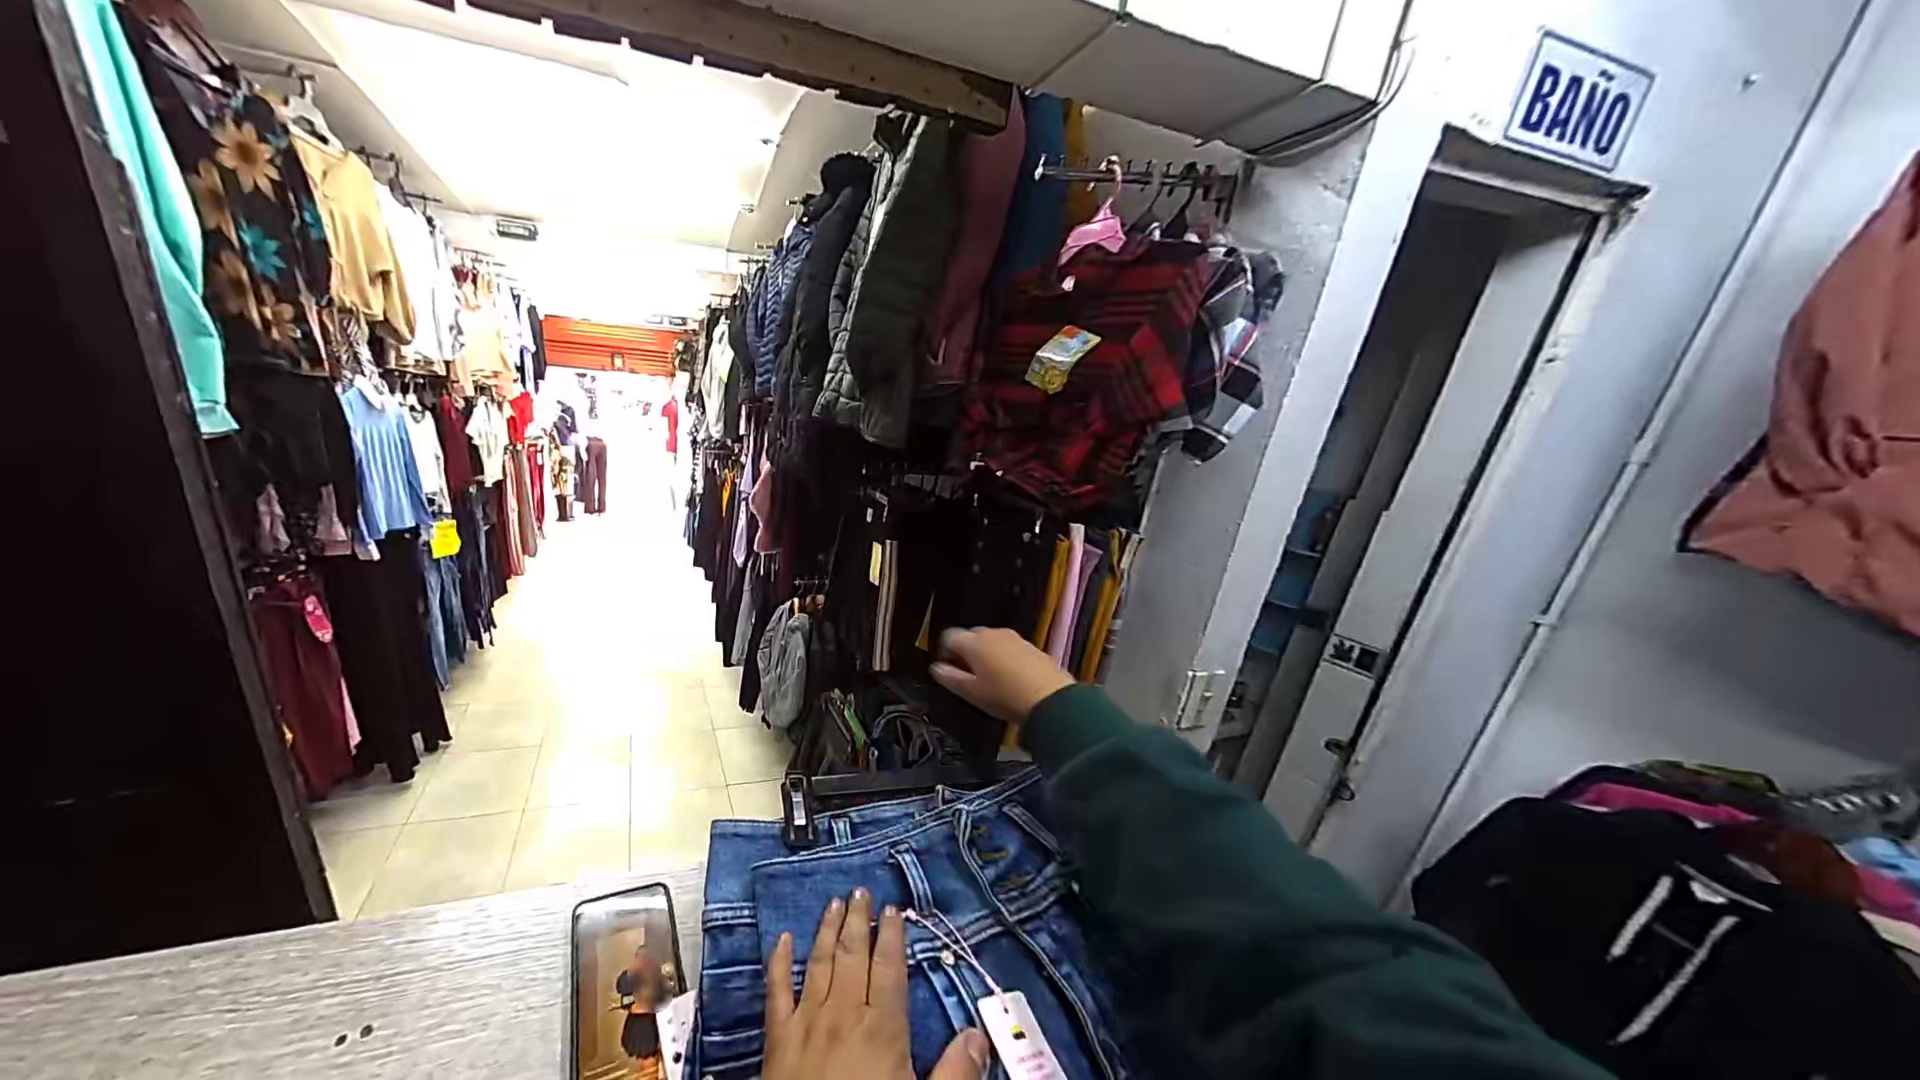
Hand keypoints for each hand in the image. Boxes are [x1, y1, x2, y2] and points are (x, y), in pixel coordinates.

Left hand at [764, 890, 989, 1079]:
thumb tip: (978, 1034)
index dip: (891, 935)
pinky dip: (778, 963)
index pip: (888, 967)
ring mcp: (806, 1023)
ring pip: (819, 964)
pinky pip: (776, 993)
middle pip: (853, 955)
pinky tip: (781, 939)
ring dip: (827, 931)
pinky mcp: (776, 1041)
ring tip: (834, 903)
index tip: (893, 909)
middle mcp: (843, 1014)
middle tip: (861, 891)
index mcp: (880, 1027)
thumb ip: (953, 1072)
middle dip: (858, 921)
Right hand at [931, 627, 1074, 724]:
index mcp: (974, 642)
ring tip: (989, 680)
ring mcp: (1014, 638)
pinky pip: (1009, 647)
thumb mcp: (970, 692)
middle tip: (967, 676)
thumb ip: (949, 677)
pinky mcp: (1030, 646)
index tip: (948, 669)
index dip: (944, 652)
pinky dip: (1004, 658)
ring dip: (985, 655)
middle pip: (970, 636)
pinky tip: (1008, 678)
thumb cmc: (1005, 696)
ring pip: (991, 641)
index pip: (948, 636)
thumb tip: (936, 668)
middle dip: (965, 652)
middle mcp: (993, 634)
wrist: (1048, 698)